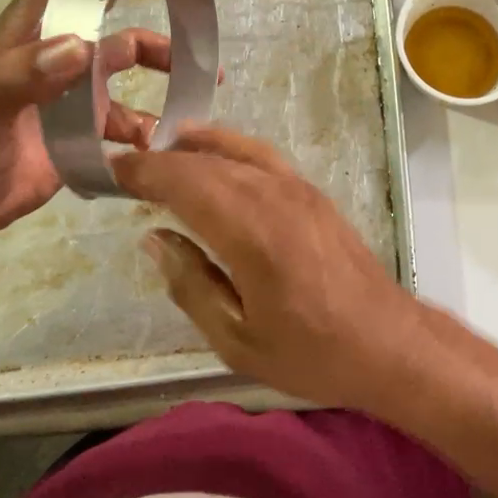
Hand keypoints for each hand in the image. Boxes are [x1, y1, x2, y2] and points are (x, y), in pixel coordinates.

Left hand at [0, 0, 173, 238]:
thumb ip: (24, 75)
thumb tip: (82, 45)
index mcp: (30, 27)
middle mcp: (56, 44)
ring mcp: (73, 83)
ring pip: (128, 54)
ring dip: (164, 60)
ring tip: (203, 78)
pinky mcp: (84, 122)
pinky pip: (129, 113)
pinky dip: (151, 122)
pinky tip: (165, 139)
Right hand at [112, 126, 436, 411]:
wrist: (387, 341)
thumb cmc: (310, 351)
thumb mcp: (236, 338)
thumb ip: (191, 283)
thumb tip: (153, 239)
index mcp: (250, 230)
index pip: (185, 182)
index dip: (145, 172)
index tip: (110, 170)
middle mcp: (274, 195)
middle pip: (208, 162)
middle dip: (162, 159)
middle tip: (125, 166)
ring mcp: (299, 189)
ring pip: (238, 151)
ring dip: (197, 147)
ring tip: (161, 149)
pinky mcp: (314, 193)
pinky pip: (263, 157)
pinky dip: (231, 148)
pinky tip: (216, 156)